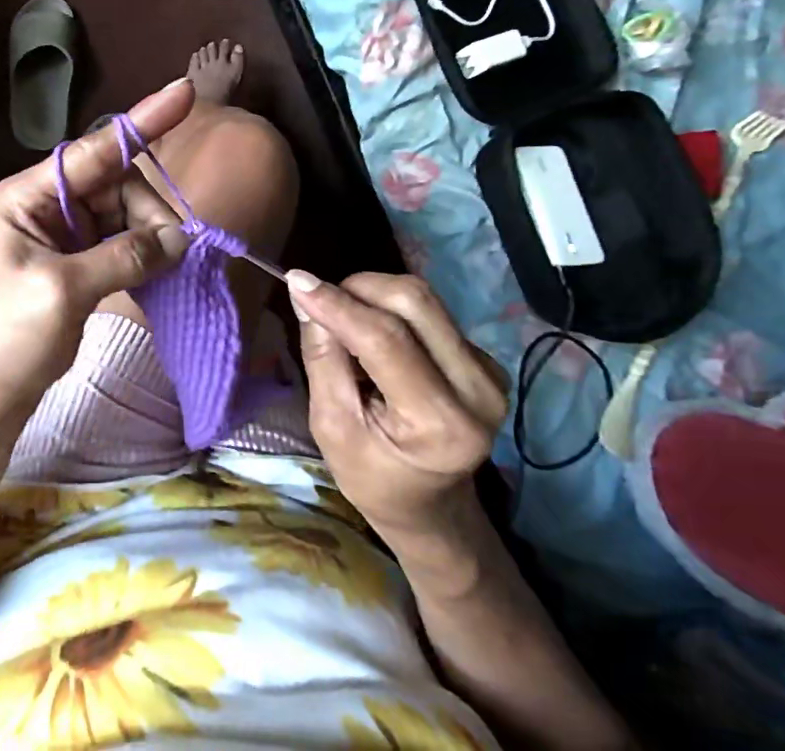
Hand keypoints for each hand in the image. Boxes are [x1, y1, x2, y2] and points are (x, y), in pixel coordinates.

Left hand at [0, 79, 196, 452]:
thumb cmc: (10, 337)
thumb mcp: (64, 290)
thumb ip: (124, 256)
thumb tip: (181, 237)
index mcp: (25, 197)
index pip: (92, 152)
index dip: (141, 122)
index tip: (184, 92)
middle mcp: (45, 204)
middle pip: (116, 181)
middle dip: (149, 207)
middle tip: (172, 248)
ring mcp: (63, 232)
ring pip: (125, 210)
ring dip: (152, 231)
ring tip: (165, 264)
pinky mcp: (79, 259)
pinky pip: (124, 238)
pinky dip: (144, 249)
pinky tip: (159, 265)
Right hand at [289, 272, 508, 540]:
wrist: (428, 504)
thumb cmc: (370, 474)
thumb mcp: (331, 425)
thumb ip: (323, 358)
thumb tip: (305, 296)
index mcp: (439, 422)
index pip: (385, 340)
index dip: (337, 304)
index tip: (295, 280)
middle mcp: (477, 390)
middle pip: (414, 303)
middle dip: (358, 288)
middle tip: (320, 301)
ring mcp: (489, 371)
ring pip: (423, 300)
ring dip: (372, 296)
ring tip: (343, 322)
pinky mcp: (485, 360)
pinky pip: (430, 313)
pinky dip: (388, 310)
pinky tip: (371, 338)